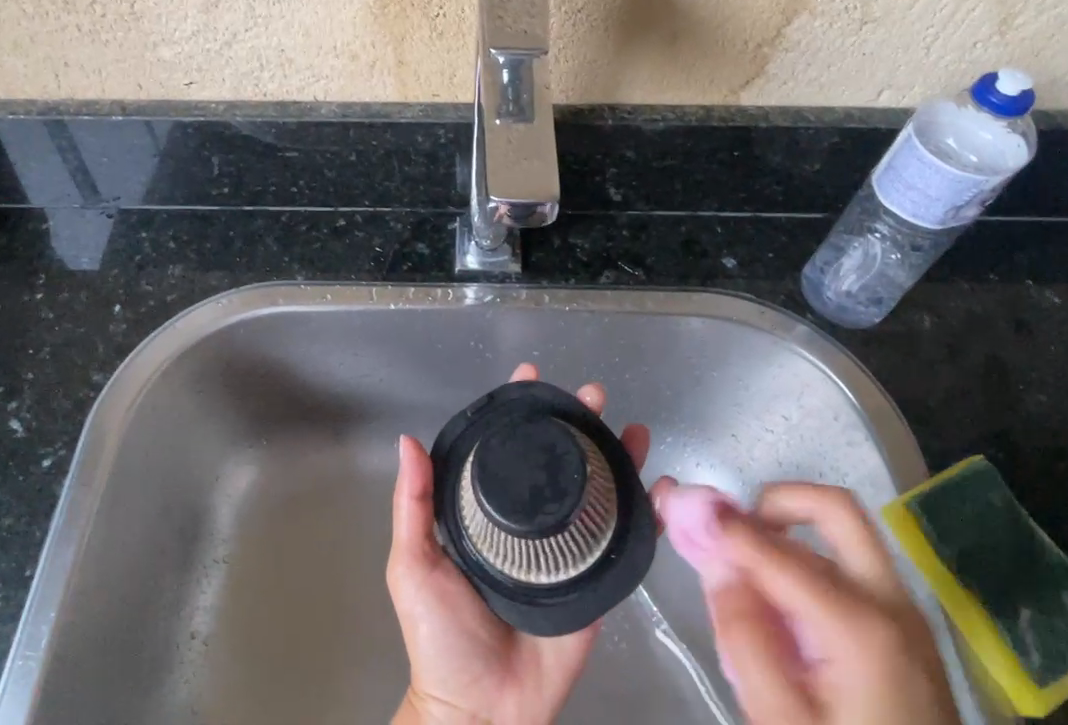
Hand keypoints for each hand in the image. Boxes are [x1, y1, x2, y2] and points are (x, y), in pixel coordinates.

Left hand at [387, 363, 656, 724]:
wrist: (484, 710)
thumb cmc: (440, 637)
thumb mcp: (414, 565)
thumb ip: (412, 506)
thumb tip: (407, 441)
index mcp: (485, 515)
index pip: (505, 450)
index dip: (519, 412)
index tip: (532, 377)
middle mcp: (527, 523)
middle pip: (557, 460)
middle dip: (576, 422)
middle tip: (592, 394)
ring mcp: (565, 549)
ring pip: (596, 489)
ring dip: (615, 453)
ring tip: (630, 425)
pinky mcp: (595, 579)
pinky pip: (623, 537)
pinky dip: (646, 508)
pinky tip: (659, 484)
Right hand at [676, 483, 958, 724]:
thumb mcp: (782, 720)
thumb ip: (744, 638)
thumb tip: (716, 561)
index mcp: (860, 624)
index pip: (778, 549)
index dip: (726, 524)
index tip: (683, 503)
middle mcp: (892, 601)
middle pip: (835, 510)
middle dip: (774, 503)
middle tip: (731, 529)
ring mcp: (907, 614)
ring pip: (843, 538)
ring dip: (789, 534)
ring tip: (744, 571)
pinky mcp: (908, 631)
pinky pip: (854, 570)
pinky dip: (809, 562)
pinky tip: (779, 605)